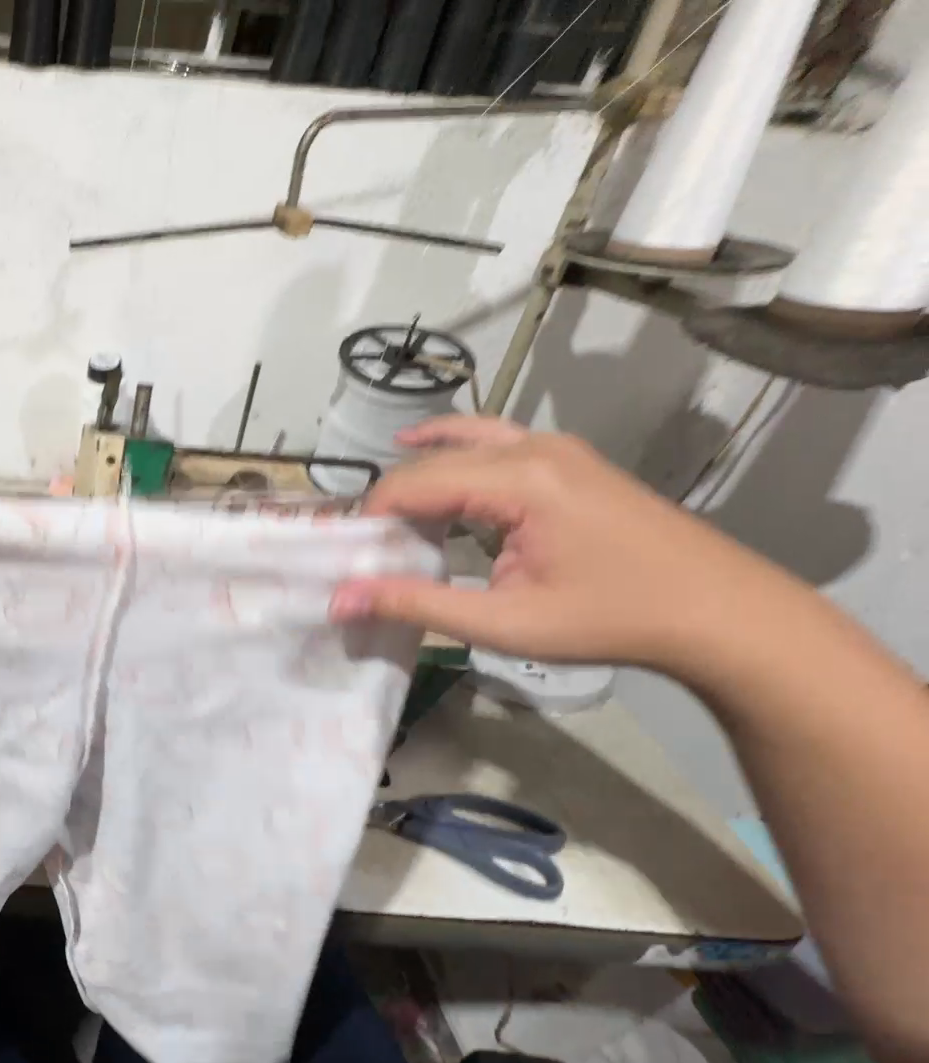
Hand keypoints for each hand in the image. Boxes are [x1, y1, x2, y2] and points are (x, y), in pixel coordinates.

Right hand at [328, 416, 812, 677]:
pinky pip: (491, 439)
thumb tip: (340, 600)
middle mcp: (533, 448)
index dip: (371, 515)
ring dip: (418, 475)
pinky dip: (451, 447)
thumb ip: (416, 605)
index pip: (414, 482)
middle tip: (362, 545)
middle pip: (433, 461)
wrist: (723, 613)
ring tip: (386, 514)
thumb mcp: (506, 623)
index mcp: (519, 480)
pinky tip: (422, 446)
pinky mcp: (567, 459)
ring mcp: (555, 448)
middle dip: (389, 499)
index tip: (347, 553)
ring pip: (459, 444)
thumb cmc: (612, 620)